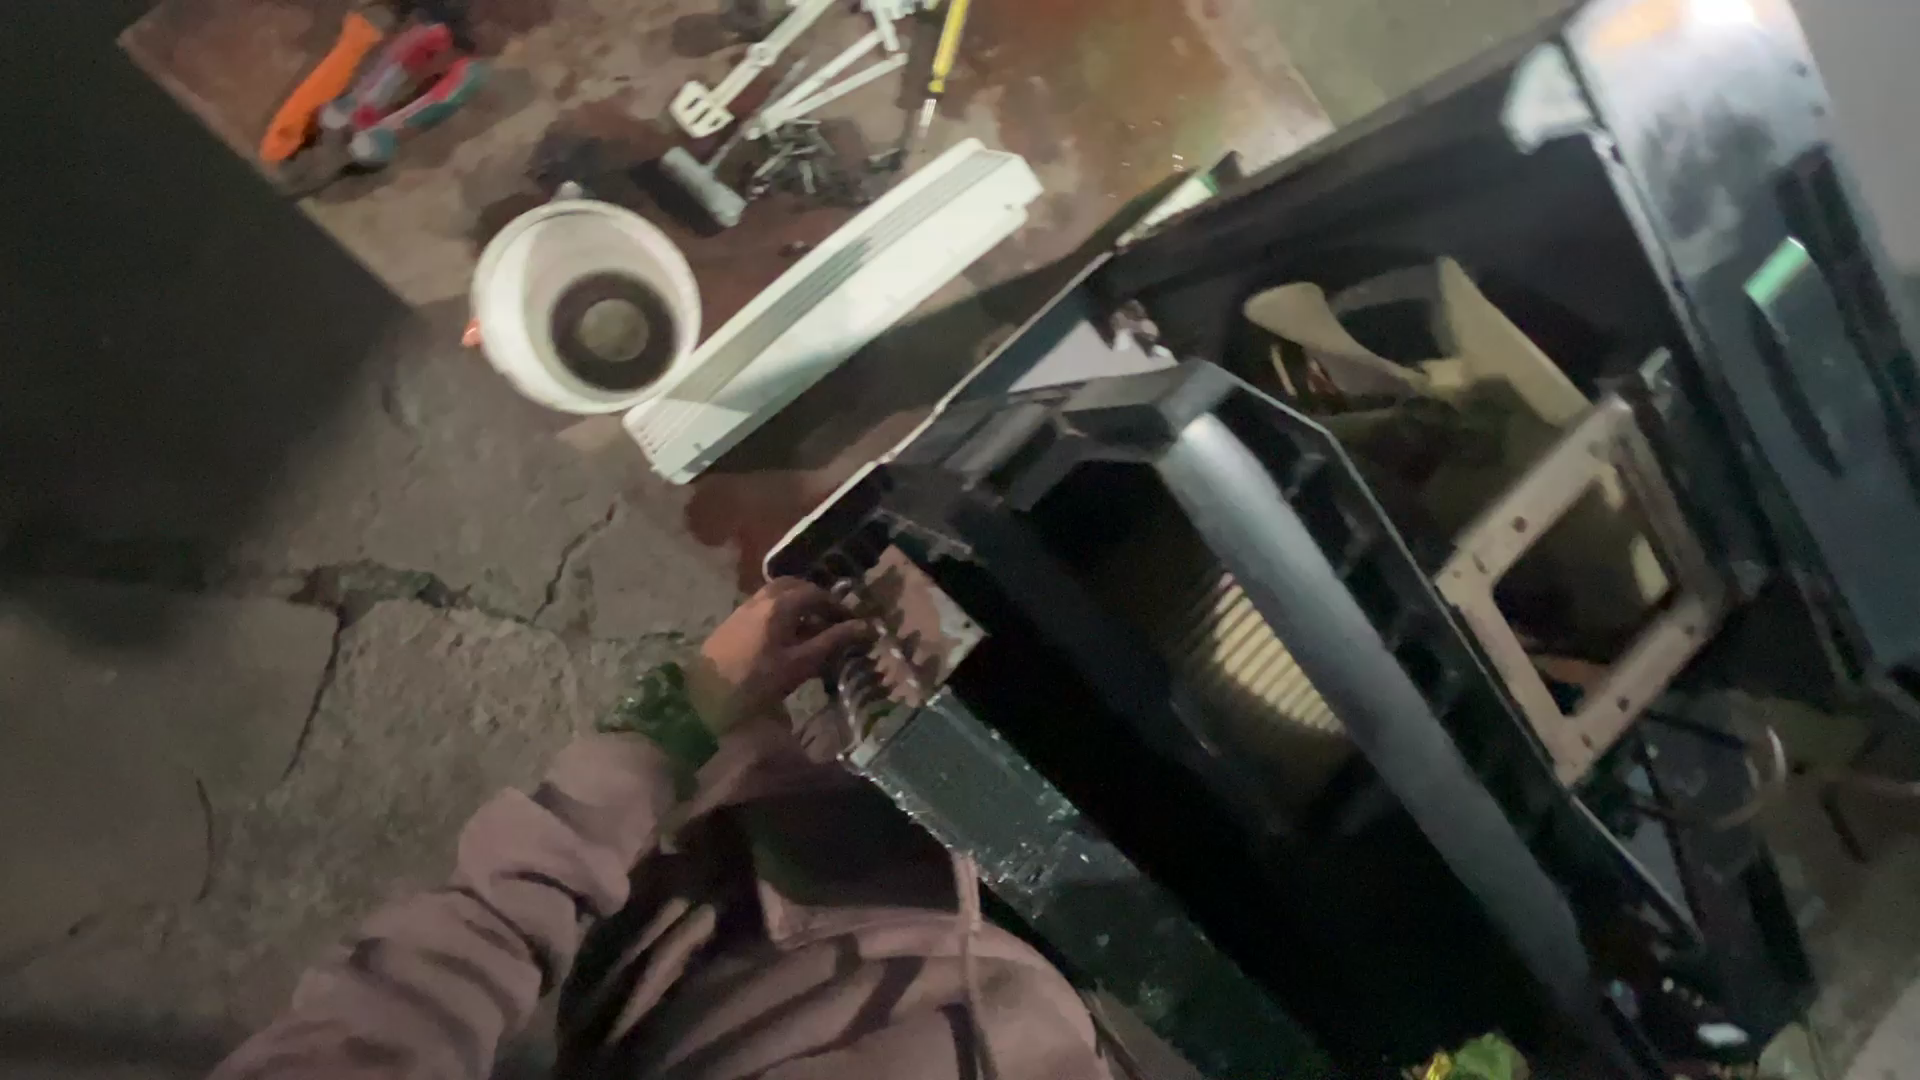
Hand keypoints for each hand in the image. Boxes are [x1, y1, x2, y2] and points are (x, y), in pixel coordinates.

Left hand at [689, 578, 873, 733]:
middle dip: (817, 599)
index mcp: (780, 604)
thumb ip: (833, 642)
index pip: (816, 594)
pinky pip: (765, 607)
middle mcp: (762, 598)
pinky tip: (787, 638)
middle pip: (795, 587)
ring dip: (798, 605)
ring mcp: (744, 609)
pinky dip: (783, 613)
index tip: (853, 623)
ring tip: (812, 629)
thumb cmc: (757, 681)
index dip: (838, 607)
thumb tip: (866, 626)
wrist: (702, 698)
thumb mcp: (801, 663)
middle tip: (833, 620)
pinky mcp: (734, 623)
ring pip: (777, 595)